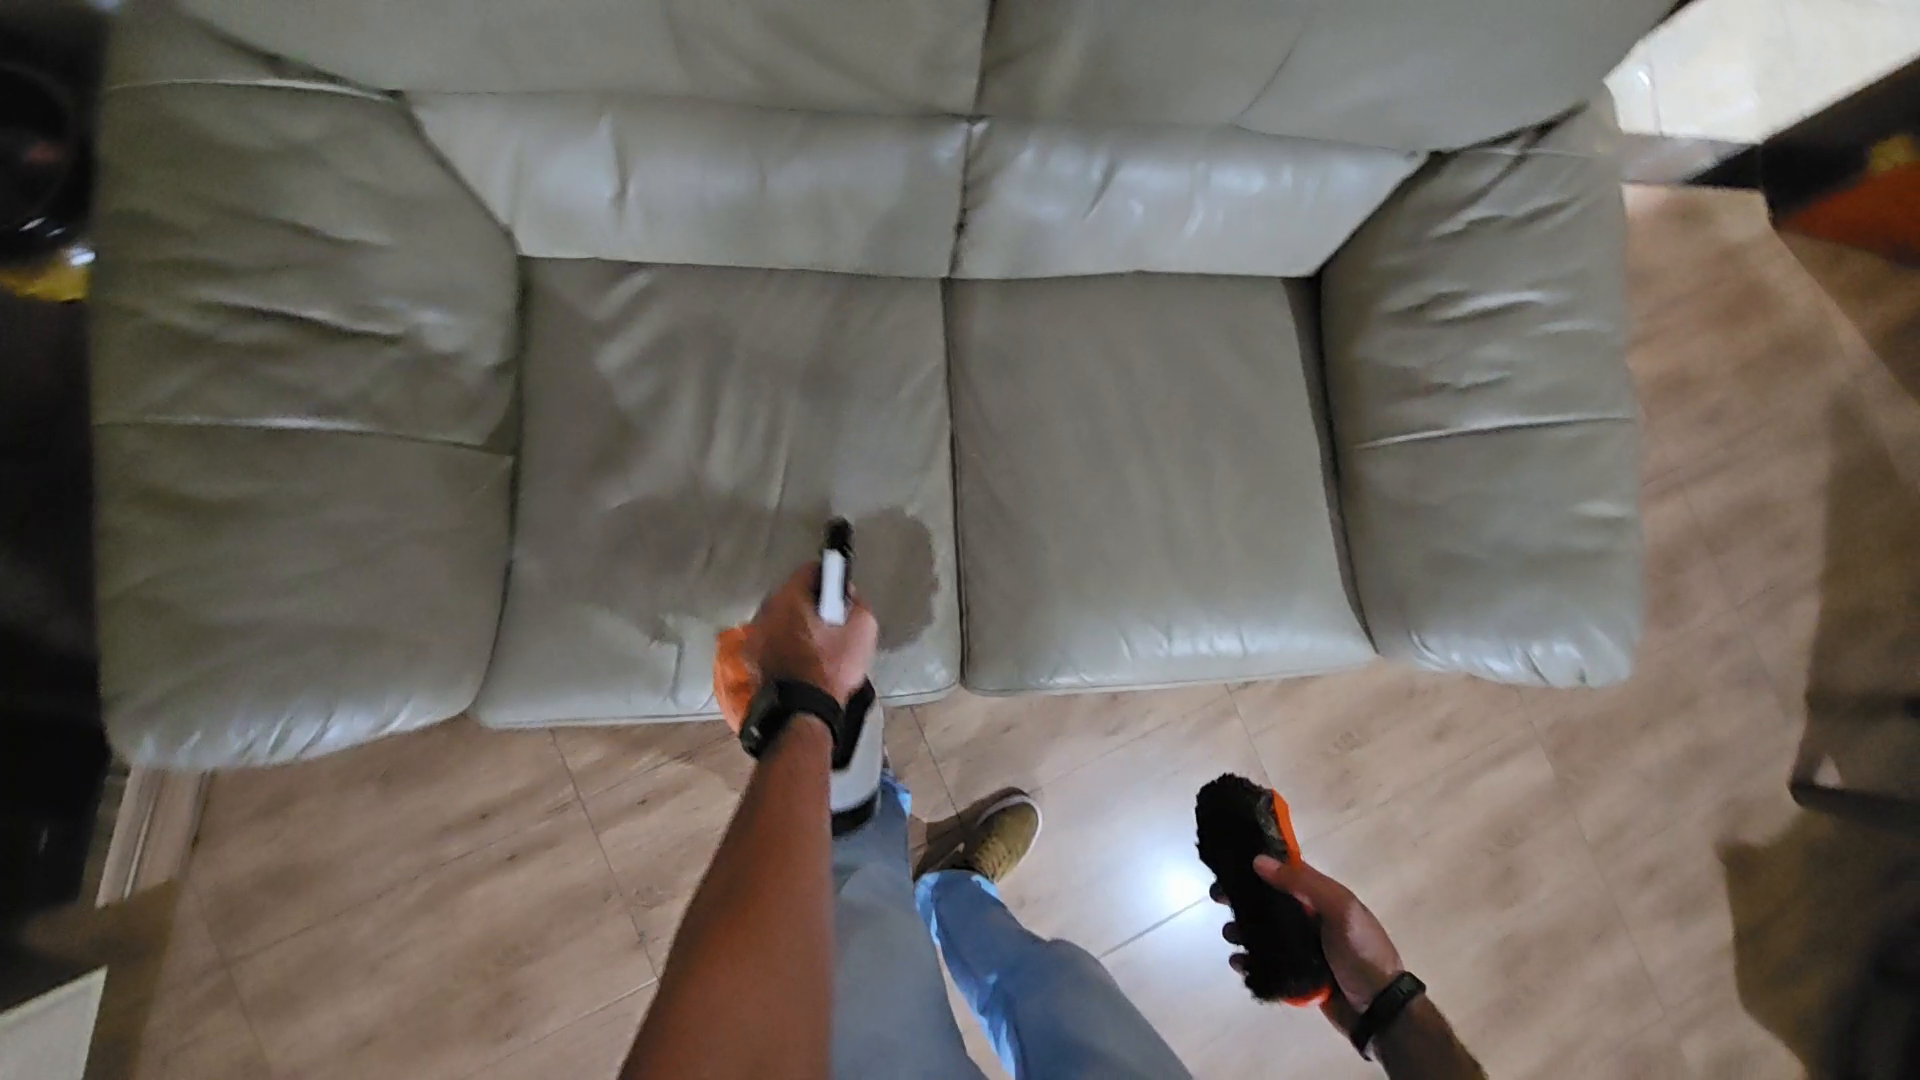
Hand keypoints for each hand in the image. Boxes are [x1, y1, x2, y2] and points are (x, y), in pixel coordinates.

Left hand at [715, 562, 878, 734]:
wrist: (803, 712)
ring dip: (796, 623)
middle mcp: (765, 611)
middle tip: (832, 622)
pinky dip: (785, 643)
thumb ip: (857, 603)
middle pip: (792, 593)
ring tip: (817, 644)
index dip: (831, 577)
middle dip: (811, 602)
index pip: (810, 570)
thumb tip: (845, 594)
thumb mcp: (863, 630)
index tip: (841, 593)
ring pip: (780, 617)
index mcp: (790, 598)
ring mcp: (754, 635)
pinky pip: (772, 639)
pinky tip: (802, 659)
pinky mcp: (751, 658)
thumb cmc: (832, 668)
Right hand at [1219, 856, 1403, 1033]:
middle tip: (1218, 898)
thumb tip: (1258, 860)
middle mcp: (1307, 917)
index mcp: (1320, 896)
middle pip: (1265, 900)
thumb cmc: (1362, 953)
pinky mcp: (1294, 974)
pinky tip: (1239, 962)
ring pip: (1260, 931)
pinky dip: (1248, 961)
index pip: (1283, 871)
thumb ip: (1303, 883)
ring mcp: (1299, 946)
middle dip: (1240, 897)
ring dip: (1240, 929)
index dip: (1256, 865)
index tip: (1229, 864)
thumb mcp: (1340, 910)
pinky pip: (1264, 963)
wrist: (1381, 1013)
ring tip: (1230, 935)